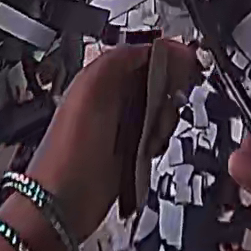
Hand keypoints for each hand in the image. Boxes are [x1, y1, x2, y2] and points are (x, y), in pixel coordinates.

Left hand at [26, 40, 200, 240]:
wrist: (63, 204)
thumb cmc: (70, 147)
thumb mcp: (94, 89)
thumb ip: (119, 60)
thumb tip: (147, 46)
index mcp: (100, 76)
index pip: (140, 53)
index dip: (164, 54)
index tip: (187, 58)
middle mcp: (111, 97)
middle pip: (154, 79)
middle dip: (168, 88)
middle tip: (170, 100)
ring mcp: (121, 124)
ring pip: (159, 107)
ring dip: (164, 117)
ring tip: (154, 131)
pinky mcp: (129, 150)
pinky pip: (156, 134)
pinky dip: (160, 138)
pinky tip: (152, 147)